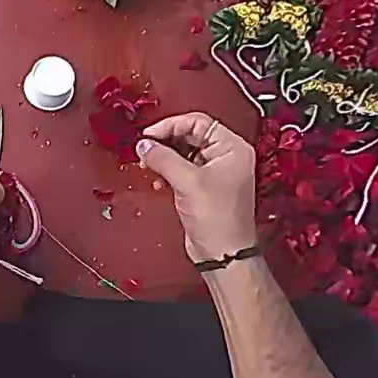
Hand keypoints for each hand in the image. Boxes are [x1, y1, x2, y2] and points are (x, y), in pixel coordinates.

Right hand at [137, 112, 257, 262]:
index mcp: (232, 148)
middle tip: (146, 148)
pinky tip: (158, 178)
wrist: (223, 254)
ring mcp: (215, 172)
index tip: (150, 135)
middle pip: (190, 135)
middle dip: (165, 141)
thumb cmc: (219, 220)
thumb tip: (144, 144)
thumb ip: (163, 158)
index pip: (198, 122)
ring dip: (164, 157)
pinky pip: (182, 168)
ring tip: (148, 163)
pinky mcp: (204, 186)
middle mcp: (226, 156)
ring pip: (184, 152)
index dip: (171, 125)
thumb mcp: (188, 182)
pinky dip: (168, 170)